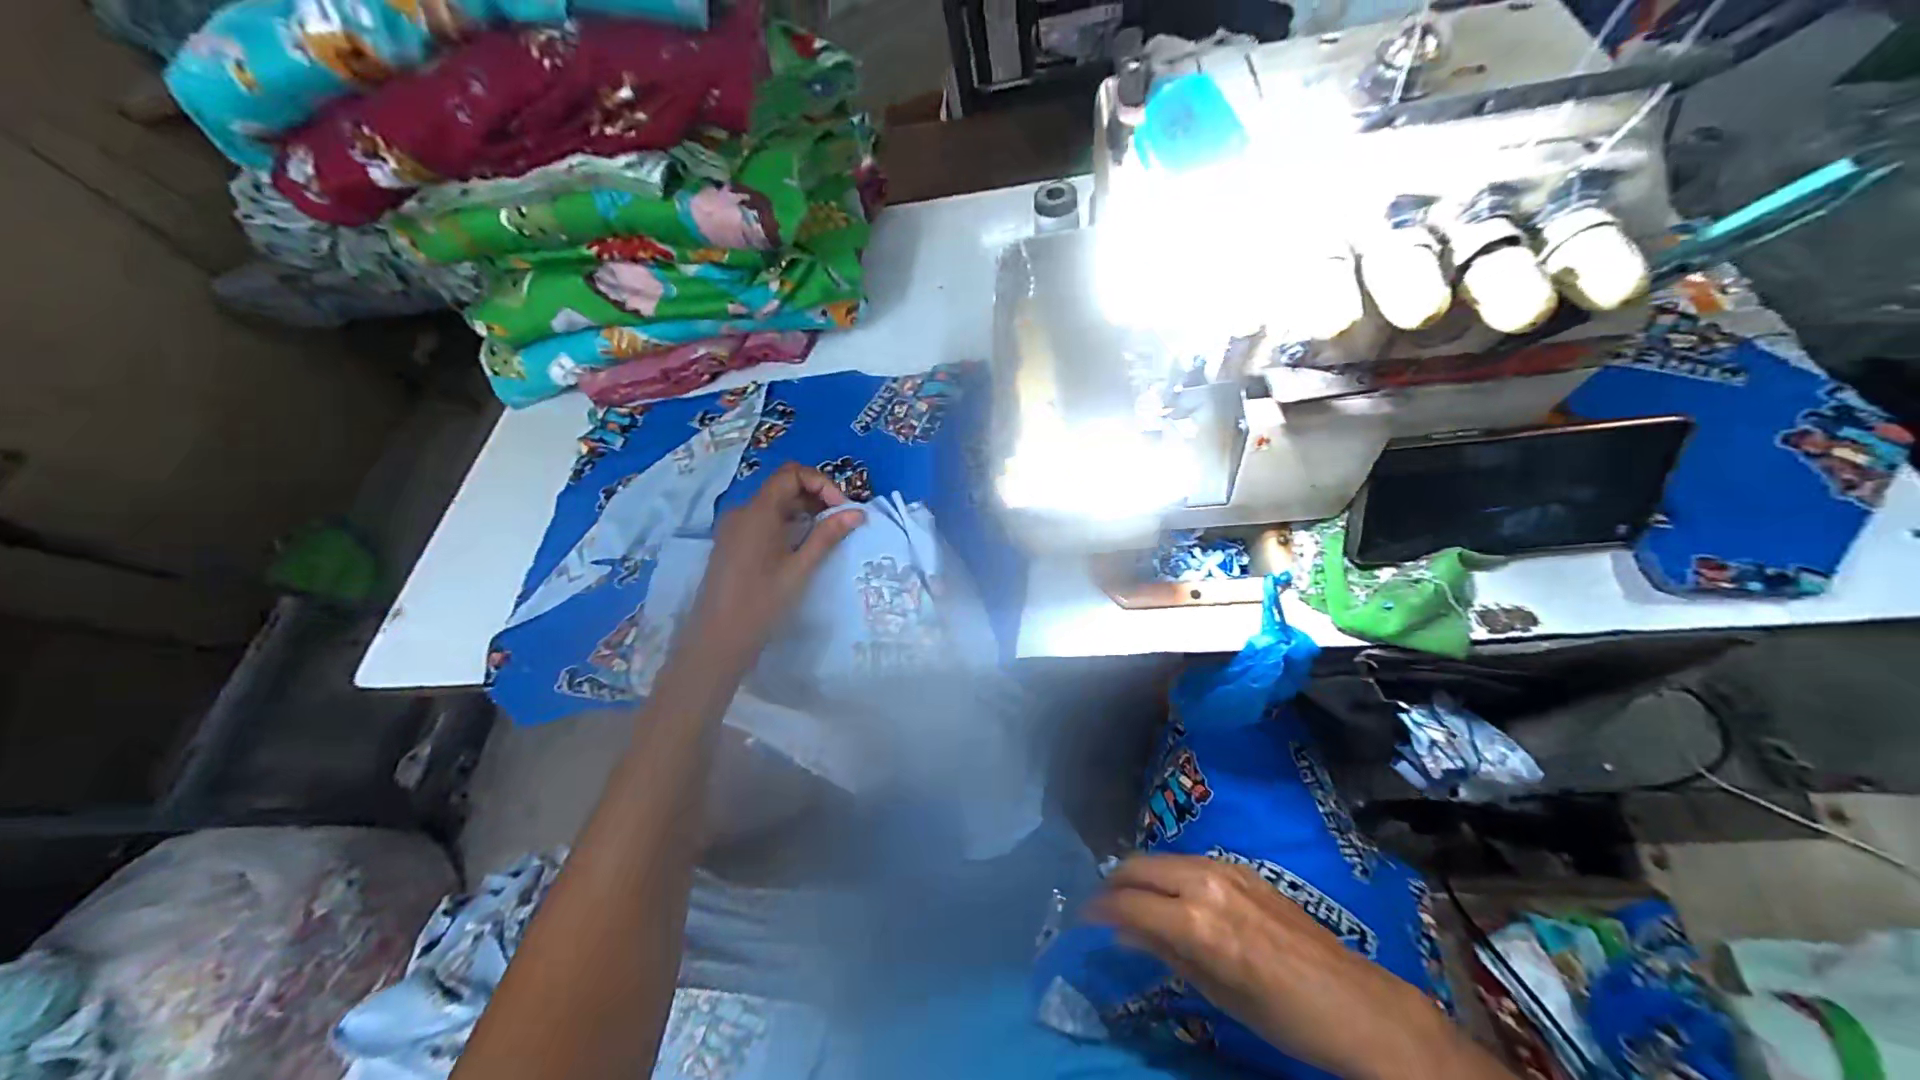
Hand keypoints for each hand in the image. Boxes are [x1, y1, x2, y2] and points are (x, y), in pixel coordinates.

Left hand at [681, 463, 864, 670]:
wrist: (718, 638)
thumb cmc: (762, 602)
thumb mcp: (800, 568)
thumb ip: (828, 535)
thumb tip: (857, 512)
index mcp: (758, 511)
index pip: (792, 474)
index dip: (822, 483)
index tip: (842, 509)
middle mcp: (742, 511)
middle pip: (783, 485)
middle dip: (816, 495)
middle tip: (840, 520)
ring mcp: (734, 526)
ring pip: (774, 503)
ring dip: (803, 510)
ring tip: (827, 534)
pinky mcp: (732, 542)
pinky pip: (763, 519)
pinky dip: (786, 522)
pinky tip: (802, 545)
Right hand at [1088, 855, 1509, 1079]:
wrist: (1357, 1003)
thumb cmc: (1284, 1016)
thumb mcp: (1217, 992)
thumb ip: (1165, 951)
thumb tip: (1122, 932)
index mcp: (1197, 921)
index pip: (1127, 902)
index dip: (1098, 909)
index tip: (1082, 920)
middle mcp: (1205, 882)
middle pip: (1137, 866)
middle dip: (1113, 885)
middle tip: (1103, 909)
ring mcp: (1225, 869)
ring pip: (1160, 858)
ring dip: (1139, 875)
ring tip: (1132, 902)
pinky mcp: (1241, 867)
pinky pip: (1187, 861)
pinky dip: (1167, 873)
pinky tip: (1171, 896)